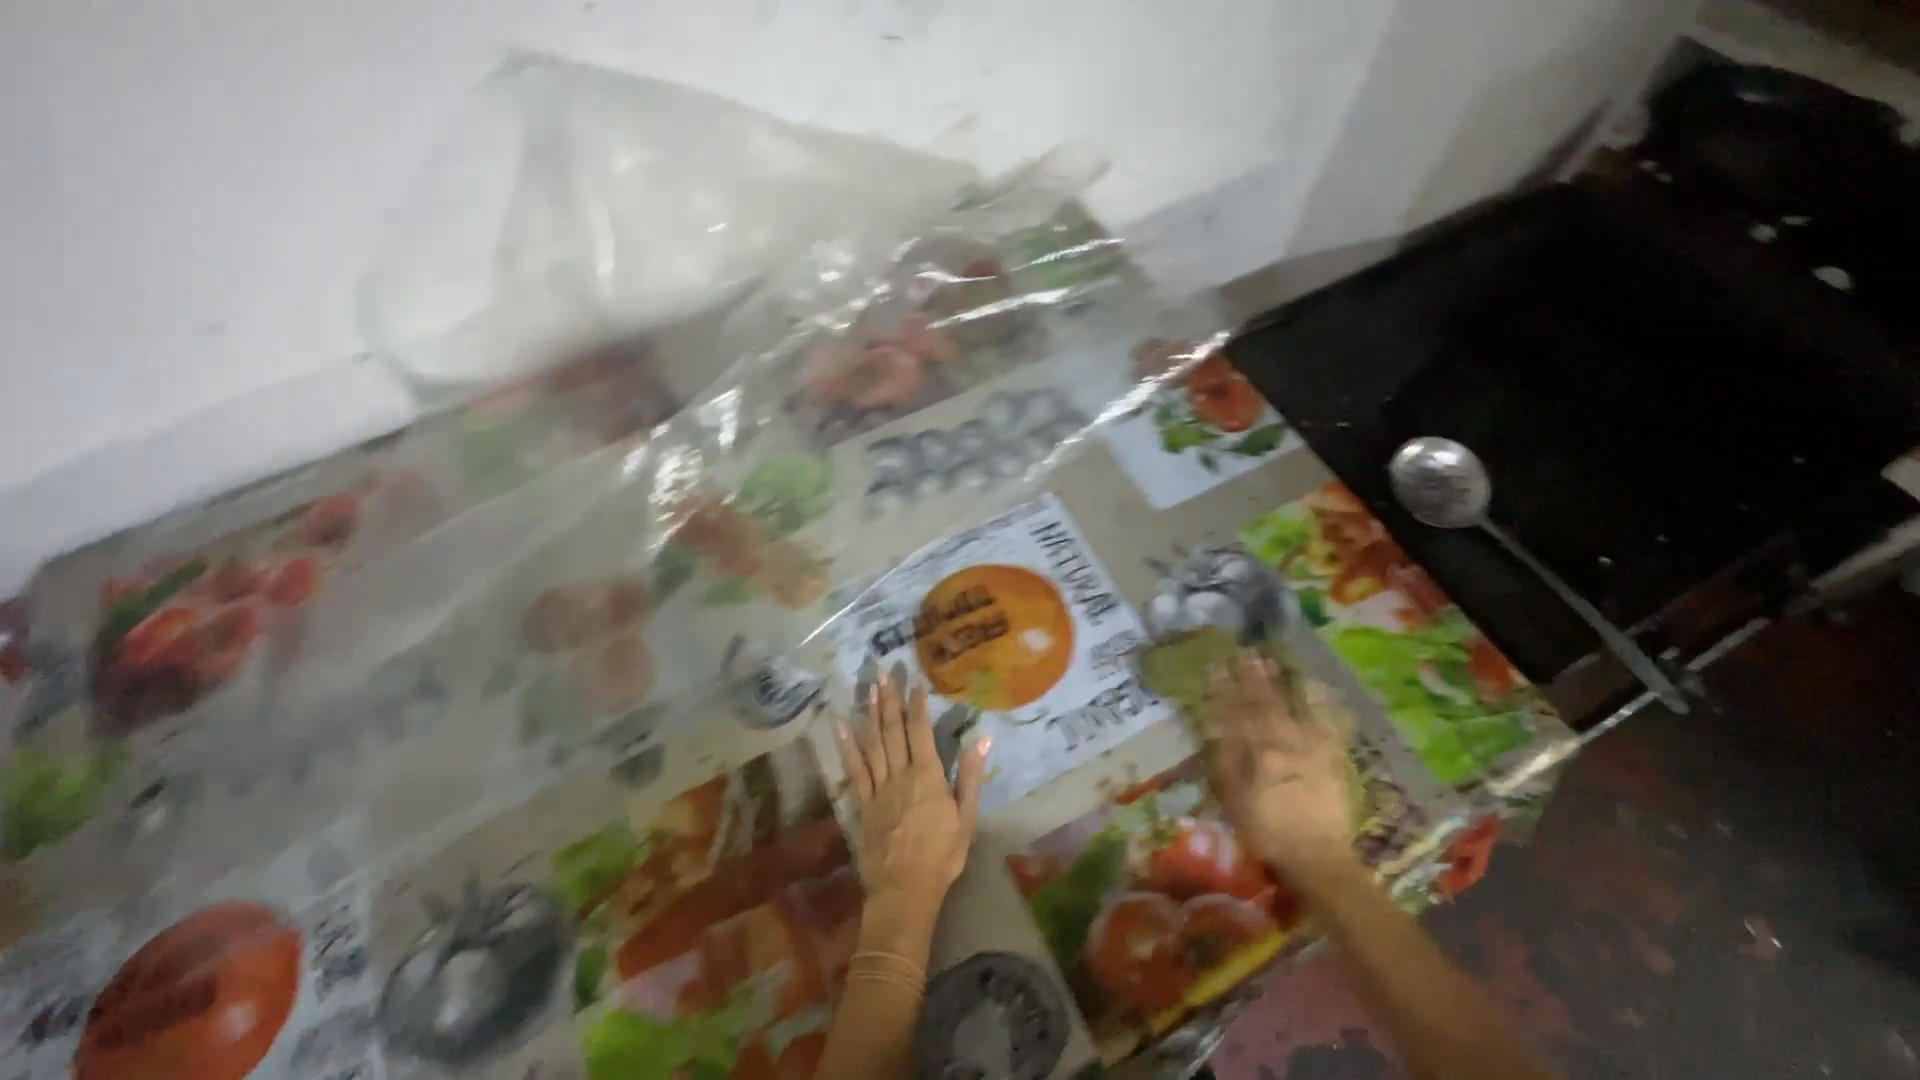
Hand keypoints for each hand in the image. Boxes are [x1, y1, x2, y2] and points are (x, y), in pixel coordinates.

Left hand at [836, 674, 990, 910]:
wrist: (904, 890)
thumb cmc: (942, 855)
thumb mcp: (966, 818)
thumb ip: (971, 777)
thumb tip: (981, 739)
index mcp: (927, 776)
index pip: (920, 731)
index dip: (917, 704)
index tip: (915, 681)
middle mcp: (900, 775)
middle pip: (892, 730)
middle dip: (889, 699)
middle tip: (883, 671)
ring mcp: (878, 788)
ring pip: (872, 743)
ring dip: (870, 713)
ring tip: (868, 688)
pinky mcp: (862, 804)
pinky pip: (854, 770)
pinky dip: (848, 747)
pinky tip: (842, 727)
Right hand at [1203, 649, 1356, 887]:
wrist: (1318, 857)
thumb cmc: (1267, 831)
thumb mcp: (1234, 799)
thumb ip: (1223, 758)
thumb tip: (1212, 724)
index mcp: (1258, 751)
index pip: (1236, 711)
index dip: (1223, 687)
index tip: (1214, 664)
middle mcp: (1285, 741)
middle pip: (1264, 702)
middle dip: (1250, 676)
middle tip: (1242, 651)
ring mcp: (1312, 746)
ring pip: (1292, 705)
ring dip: (1279, 681)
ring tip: (1268, 660)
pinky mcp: (1331, 756)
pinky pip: (1324, 721)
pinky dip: (1316, 702)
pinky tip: (1312, 686)